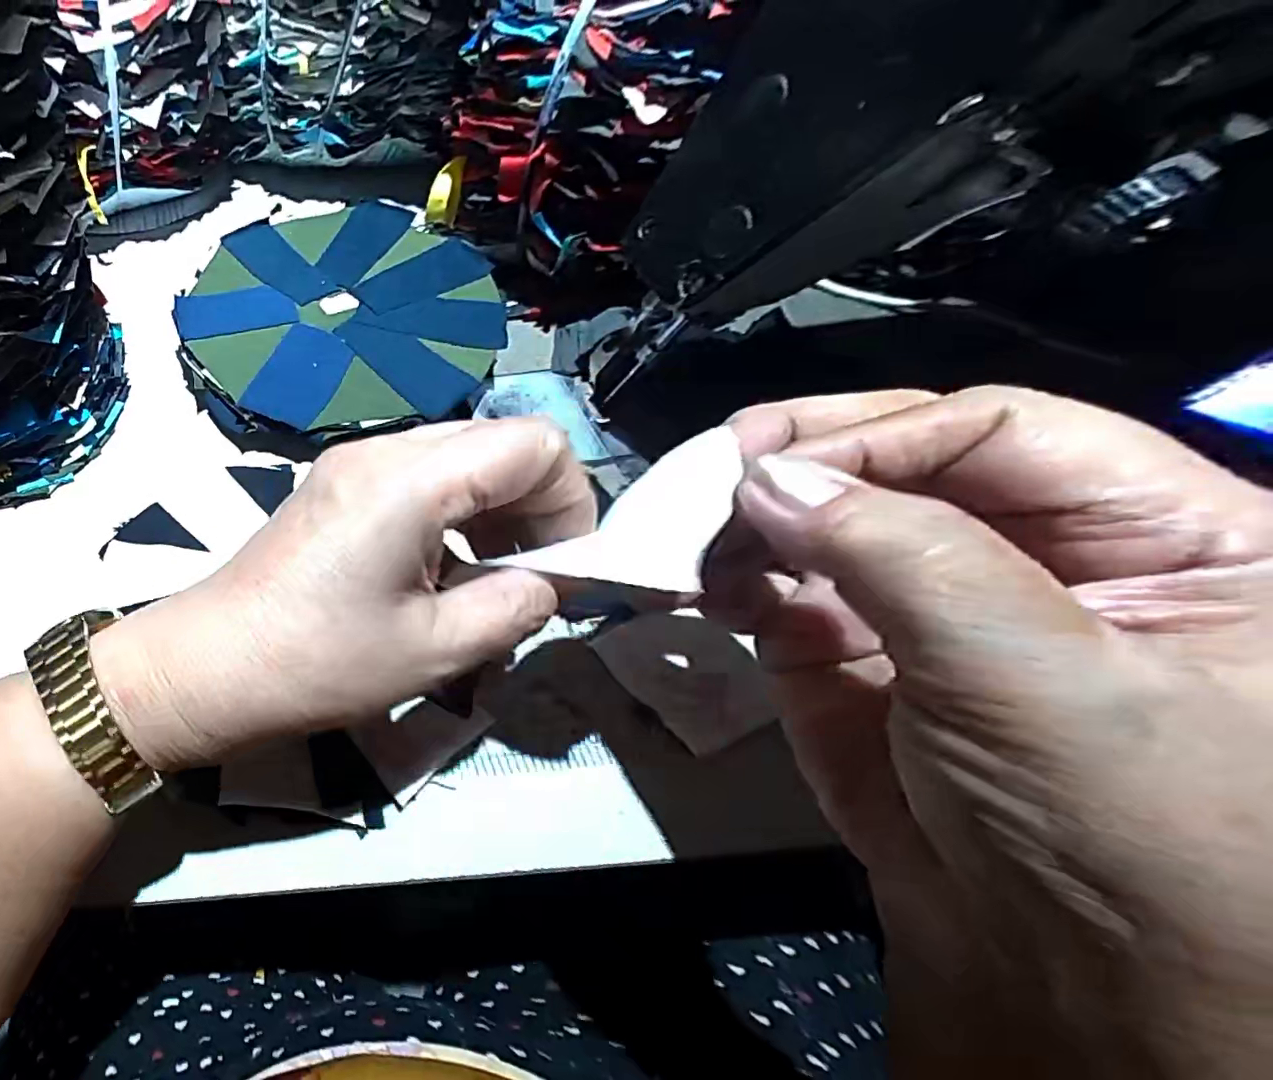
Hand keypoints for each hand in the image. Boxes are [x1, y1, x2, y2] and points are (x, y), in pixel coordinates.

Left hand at [93, 417, 594, 771]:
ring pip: (461, 462)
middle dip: (534, 511)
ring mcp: (354, 463)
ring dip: (494, 517)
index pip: (535, 444)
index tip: (564, 568)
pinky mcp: (338, 486)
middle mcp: (382, 450)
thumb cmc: (317, 662)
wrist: (211, 664)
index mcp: (410, 479)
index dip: (571, 502)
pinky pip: (421, 480)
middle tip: (530, 583)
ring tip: (486, 586)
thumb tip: (549, 583)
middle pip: (498, 446)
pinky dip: (453, 519)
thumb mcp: (434, 648)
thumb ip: (514, 606)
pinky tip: (440, 575)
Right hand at [702, 386, 1272, 1078]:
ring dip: (742, 524)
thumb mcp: (1033, 675)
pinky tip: (705, 593)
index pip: (991, 429)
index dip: (874, 437)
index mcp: (1144, 529)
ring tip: (696, 553)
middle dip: (795, 460)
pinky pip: (769, 579)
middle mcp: (1020, 545)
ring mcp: (913, 592)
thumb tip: (764, 477)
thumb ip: (902, 556)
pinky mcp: (835, 637)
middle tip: (713, 471)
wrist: (1043, 964)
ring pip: (812, 516)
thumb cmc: (1119, 822)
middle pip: (889, 459)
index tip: (768, 465)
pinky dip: (726, 576)